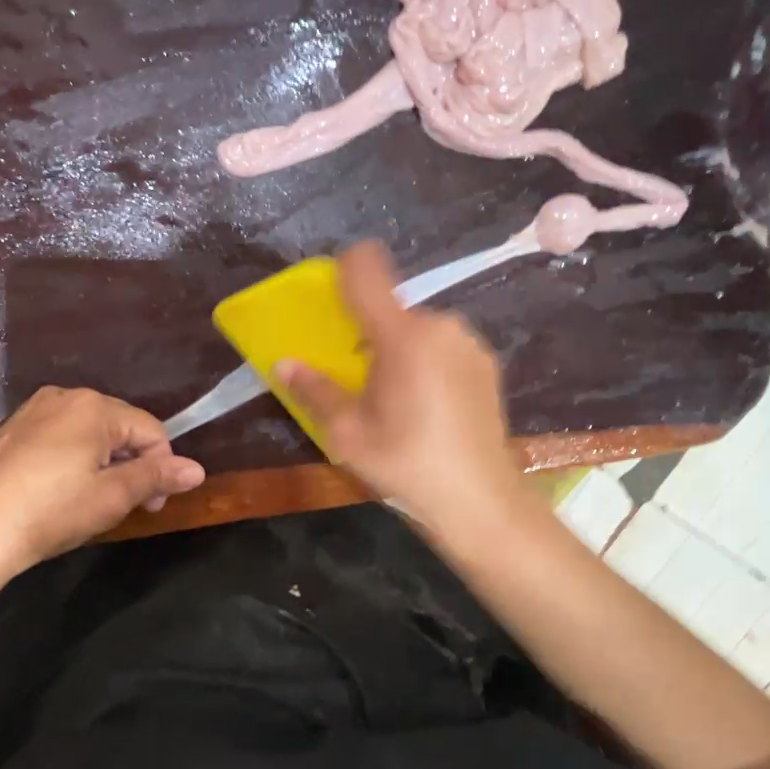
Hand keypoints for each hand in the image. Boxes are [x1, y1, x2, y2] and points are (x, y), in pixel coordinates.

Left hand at [0, 387, 206, 585]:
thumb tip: (197, 469)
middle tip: (126, 508)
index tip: (154, 506)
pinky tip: (60, 496)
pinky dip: (72, 464)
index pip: (150, 430)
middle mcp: (62, 398)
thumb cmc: (53, 511)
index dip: (163, 468)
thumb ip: (156, 477)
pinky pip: (58, 441)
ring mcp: (31, 413)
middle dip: (132, 465)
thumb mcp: (112, 497)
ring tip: (91, 505)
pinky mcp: (10, 434)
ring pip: (87, 435)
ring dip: (103, 466)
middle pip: (118, 428)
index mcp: (94, 406)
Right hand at [276, 241, 525, 538]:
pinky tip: (422, 410)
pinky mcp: (486, 364)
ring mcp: (468, 344)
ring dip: (395, 352)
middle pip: (390, 310)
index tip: (327, 295)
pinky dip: (422, 365)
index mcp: (403, 336)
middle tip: (354, 380)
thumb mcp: (348, 434)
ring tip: (390, 402)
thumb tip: (283, 364)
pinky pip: (440, 349)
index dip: (343, 268)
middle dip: (366, 335)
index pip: (368, 271)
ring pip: (416, 331)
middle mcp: (441, 326)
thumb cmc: (405, 464)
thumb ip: (315, 391)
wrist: (479, 500)